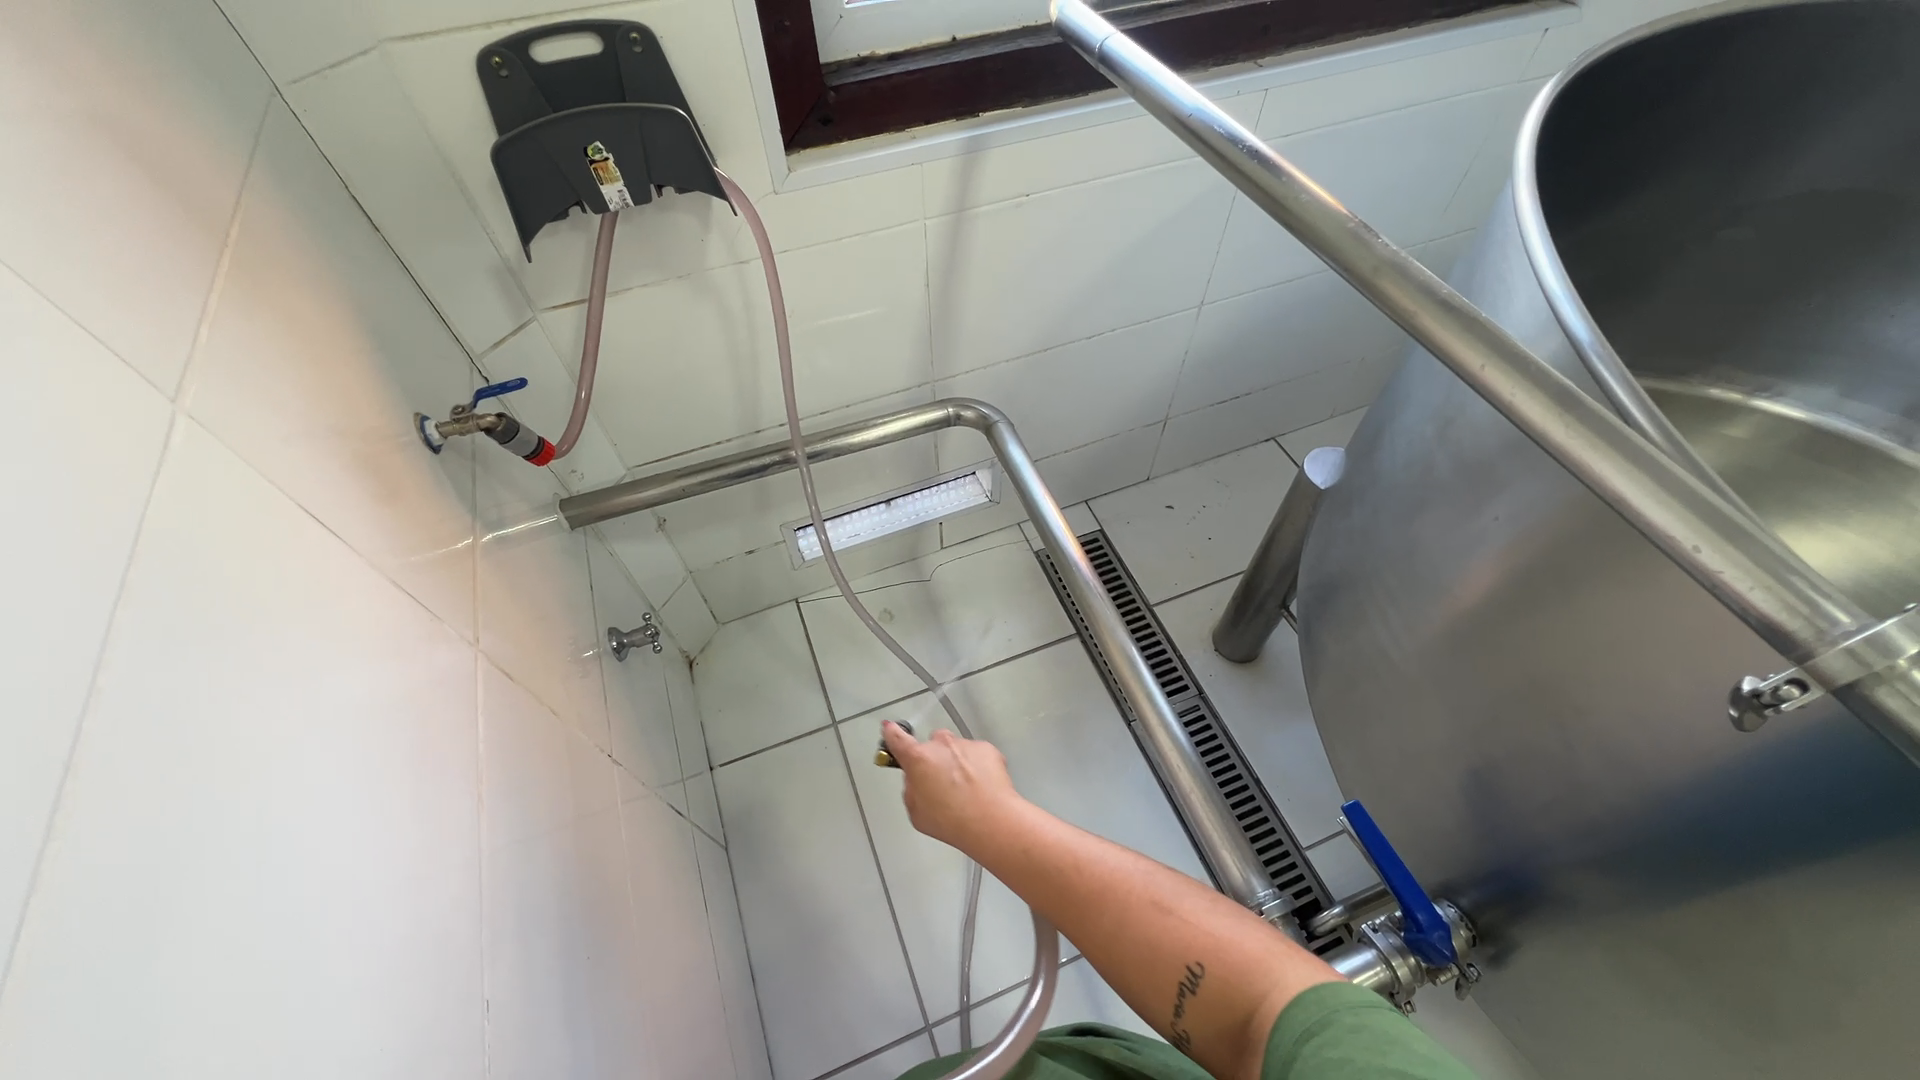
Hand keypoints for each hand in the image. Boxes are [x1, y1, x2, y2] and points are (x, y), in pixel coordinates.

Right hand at [879, 721, 1026, 852]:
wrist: (990, 821)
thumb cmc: (952, 821)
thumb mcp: (917, 813)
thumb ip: (912, 789)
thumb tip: (916, 780)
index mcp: (918, 759)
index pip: (897, 739)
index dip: (892, 733)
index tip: (889, 728)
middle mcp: (941, 745)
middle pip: (932, 746)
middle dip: (934, 760)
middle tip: (941, 784)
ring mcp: (965, 744)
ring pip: (955, 749)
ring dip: (956, 763)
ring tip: (965, 791)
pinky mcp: (986, 748)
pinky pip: (976, 754)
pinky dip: (977, 766)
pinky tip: (980, 787)